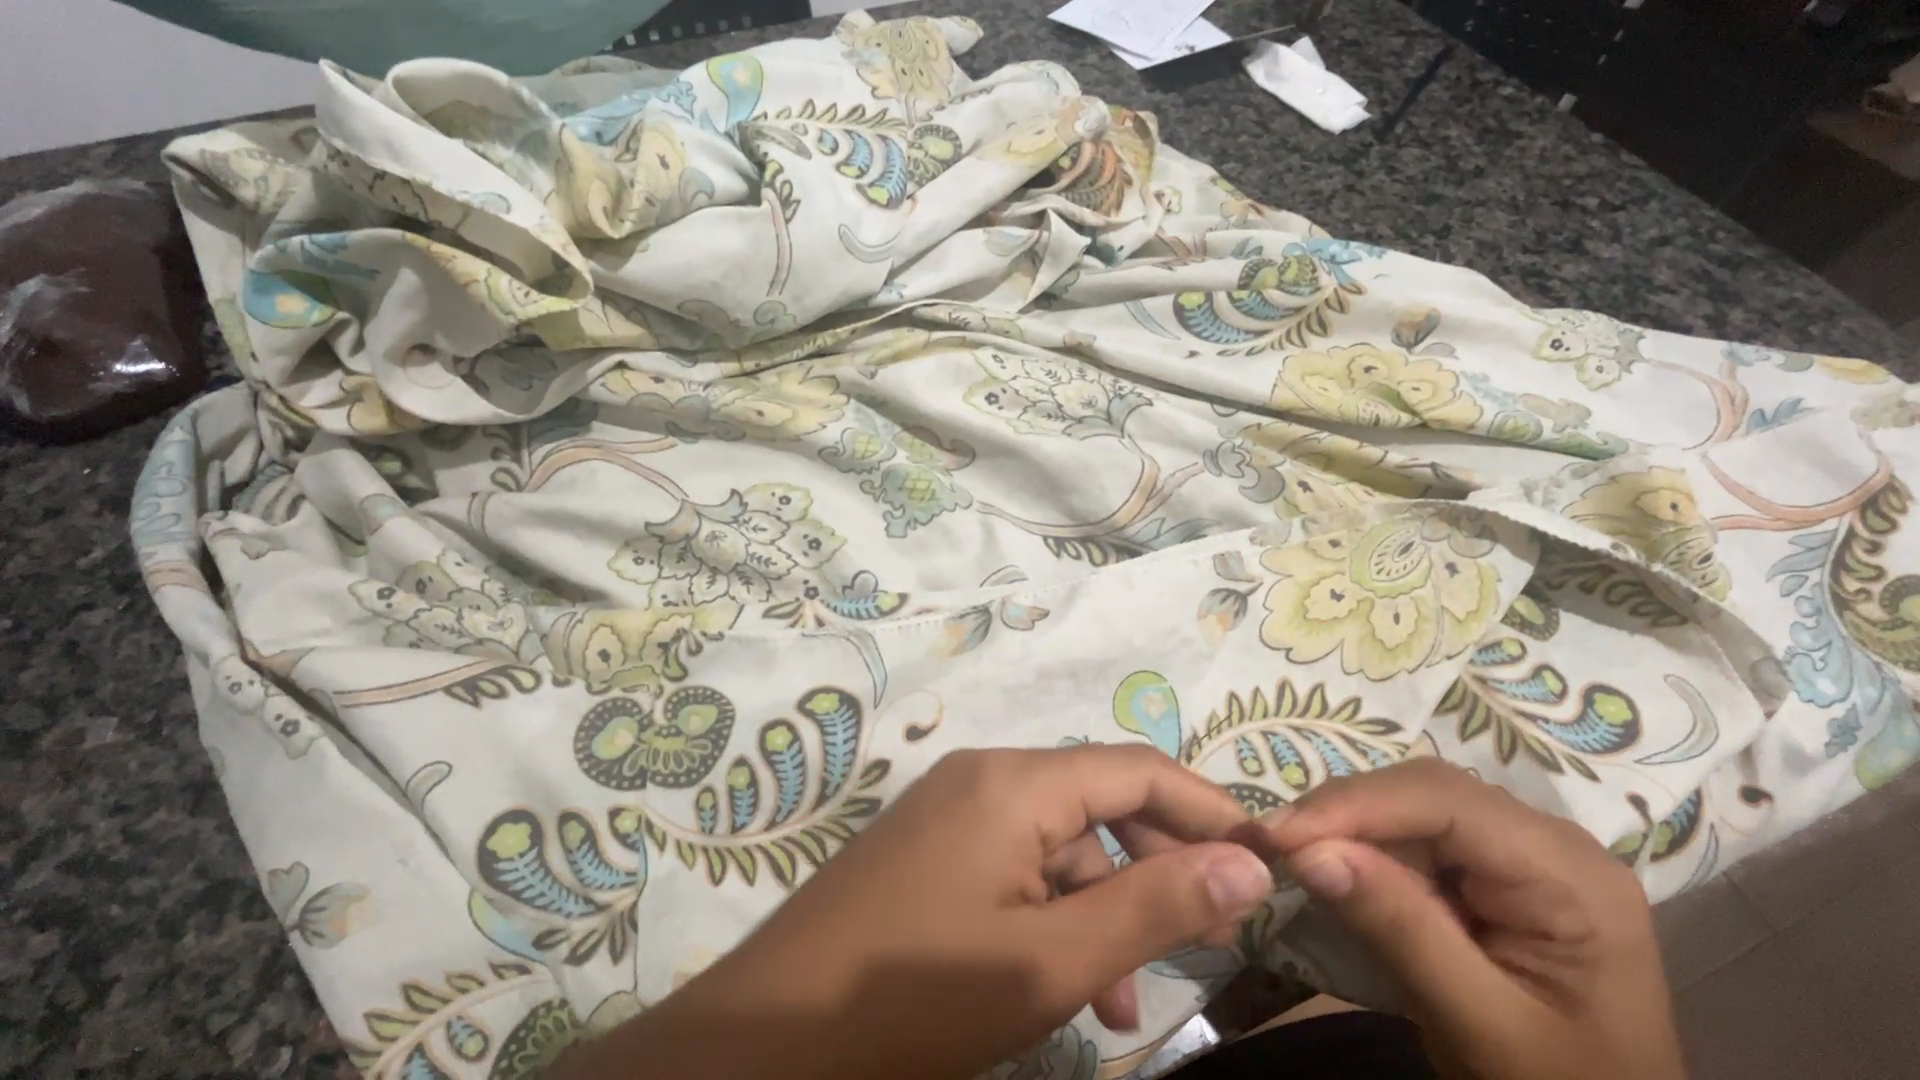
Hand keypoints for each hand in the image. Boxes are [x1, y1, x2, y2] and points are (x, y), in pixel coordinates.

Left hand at [557, 745, 1274, 1079]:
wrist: (770, 1035)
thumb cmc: (918, 995)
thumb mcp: (1050, 962)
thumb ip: (1155, 907)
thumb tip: (1249, 866)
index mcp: (1013, 782)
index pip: (1134, 767)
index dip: (1207, 810)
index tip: (1266, 861)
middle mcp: (981, 778)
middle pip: (1097, 801)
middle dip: (1158, 865)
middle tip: (1214, 932)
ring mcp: (948, 813)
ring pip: (1057, 845)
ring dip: (1104, 910)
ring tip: (1127, 999)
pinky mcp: (928, 853)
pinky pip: (1014, 868)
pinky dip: (1052, 917)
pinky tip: (1070, 988)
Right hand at [1256, 759, 1687, 1079]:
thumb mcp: (1481, 1025)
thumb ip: (1402, 933)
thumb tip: (1308, 853)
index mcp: (1569, 874)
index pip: (1446, 800)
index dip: (1354, 804)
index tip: (1277, 835)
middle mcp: (1551, 842)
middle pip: (1428, 791)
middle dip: (1346, 811)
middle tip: (1273, 845)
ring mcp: (1524, 853)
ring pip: (1414, 805)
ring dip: (1350, 827)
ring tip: (1294, 856)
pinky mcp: (1495, 871)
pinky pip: (1418, 836)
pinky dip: (1368, 849)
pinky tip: (1338, 870)